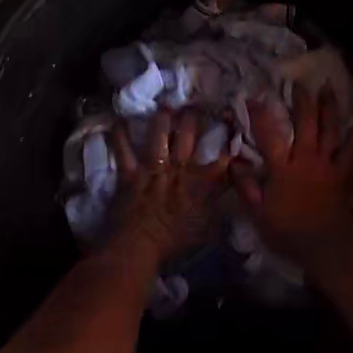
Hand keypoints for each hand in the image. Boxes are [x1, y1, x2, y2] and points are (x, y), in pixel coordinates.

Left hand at [107, 109, 233, 260]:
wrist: (139, 247)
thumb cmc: (174, 243)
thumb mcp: (207, 230)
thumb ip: (219, 211)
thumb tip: (232, 201)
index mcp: (200, 185)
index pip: (220, 159)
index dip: (228, 141)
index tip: (232, 125)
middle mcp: (179, 171)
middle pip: (189, 137)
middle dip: (193, 118)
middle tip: (195, 105)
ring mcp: (154, 169)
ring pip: (159, 135)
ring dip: (163, 119)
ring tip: (166, 106)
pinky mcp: (130, 174)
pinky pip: (124, 150)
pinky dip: (120, 135)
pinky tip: (120, 120)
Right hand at [234, 85, 352, 265]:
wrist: (327, 248)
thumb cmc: (288, 233)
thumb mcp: (258, 214)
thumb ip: (246, 186)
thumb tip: (235, 162)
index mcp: (282, 169)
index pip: (269, 135)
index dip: (261, 114)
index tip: (255, 96)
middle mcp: (306, 160)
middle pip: (306, 124)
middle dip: (302, 102)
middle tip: (299, 83)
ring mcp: (328, 166)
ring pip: (330, 131)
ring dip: (329, 108)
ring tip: (329, 89)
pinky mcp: (344, 176)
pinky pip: (351, 152)